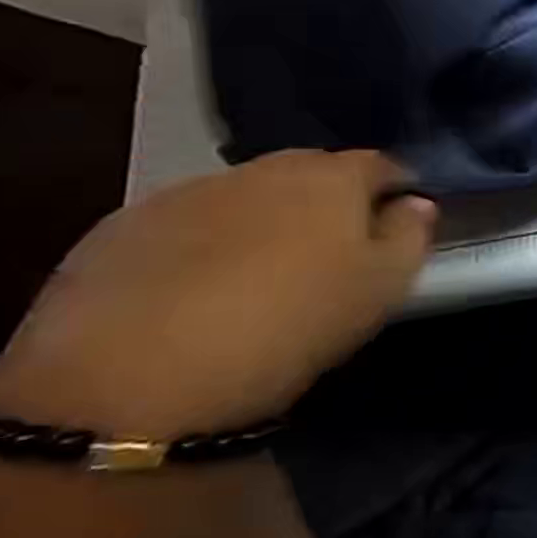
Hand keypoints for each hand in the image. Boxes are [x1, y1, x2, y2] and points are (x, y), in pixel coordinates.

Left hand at [0, 150, 436, 437]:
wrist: (137, 374)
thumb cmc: (297, 320)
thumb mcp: (385, 285)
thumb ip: (411, 235)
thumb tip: (415, 204)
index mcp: (330, 178)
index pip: (381, 164)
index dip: (398, 189)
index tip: (403, 220)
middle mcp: (259, 170)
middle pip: (310, 172)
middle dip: (331, 199)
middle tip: (341, 248)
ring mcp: (184, 194)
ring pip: (249, 195)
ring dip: (269, 219)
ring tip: (272, 271)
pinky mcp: (121, 228)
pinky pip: (191, 223)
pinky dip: (212, 242)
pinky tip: (209, 287)